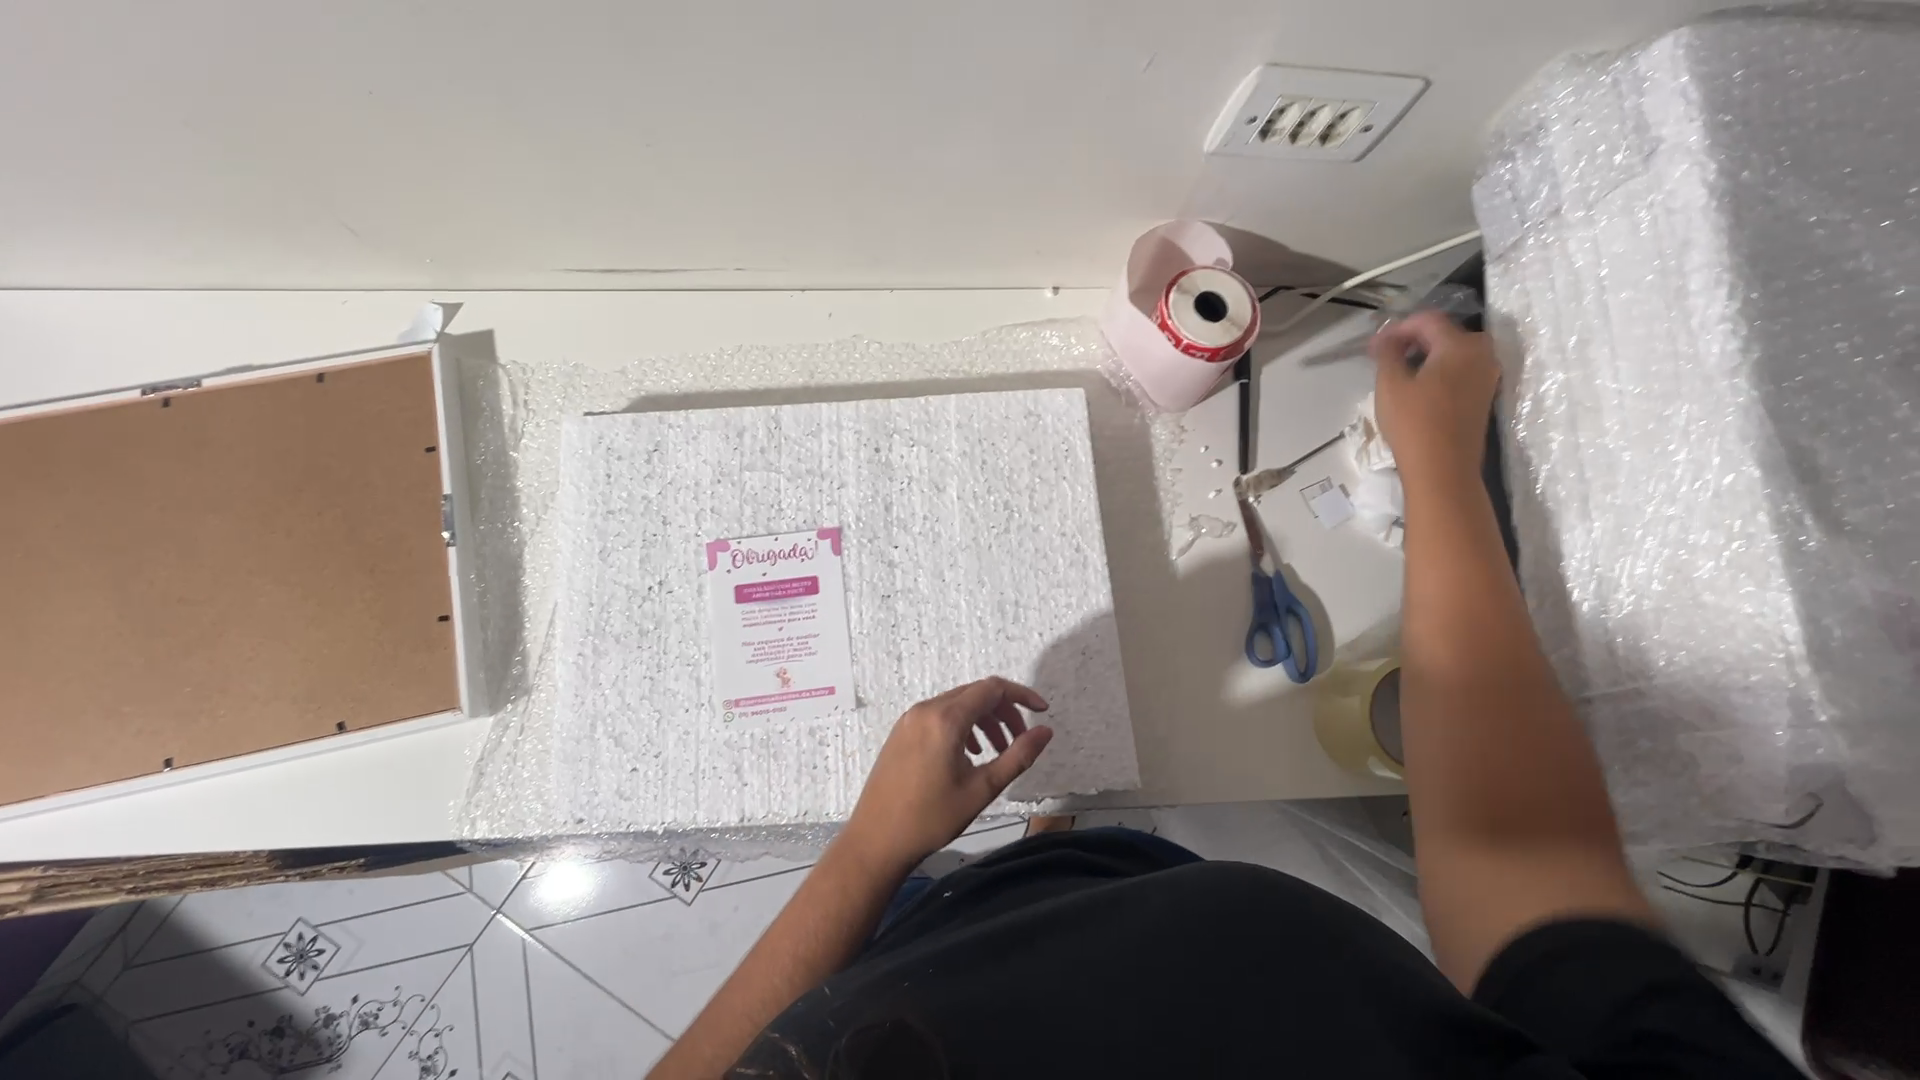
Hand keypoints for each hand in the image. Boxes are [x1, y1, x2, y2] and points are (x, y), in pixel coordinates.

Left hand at [841, 677, 1053, 870]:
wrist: (876, 839)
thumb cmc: (931, 818)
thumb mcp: (982, 789)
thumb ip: (1017, 756)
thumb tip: (1046, 731)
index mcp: (946, 719)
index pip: (992, 688)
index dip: (1021, 695)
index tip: (1042, 711)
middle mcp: (925, 710)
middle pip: (975, 693)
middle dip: (1003, 711)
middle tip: (1020, 740)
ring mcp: (909, 719)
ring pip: (957, 704)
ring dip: (983, 720)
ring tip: (997, 752)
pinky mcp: (901, 732)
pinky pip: (939, 716)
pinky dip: (961, 726)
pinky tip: (968, 755)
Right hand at [1369, 311, 1501, 489]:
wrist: (1443, 468)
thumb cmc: (1413, 423)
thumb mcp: (1390, 384)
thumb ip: (1388, 352)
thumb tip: (1387, 337)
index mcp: (1460, 345)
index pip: (1427, 321)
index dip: (1397, 328)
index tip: (1373, 346)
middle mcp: (1482, 354)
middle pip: (1445, 333)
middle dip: (1414, 340)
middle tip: (1386, 356)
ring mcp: (1487, 376)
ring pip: (1454, 352)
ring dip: (1427, 355)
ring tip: (1400, 372)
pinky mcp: (1484, 396)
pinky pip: (1461, 370)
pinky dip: (1439, 370)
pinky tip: (1419, 387)